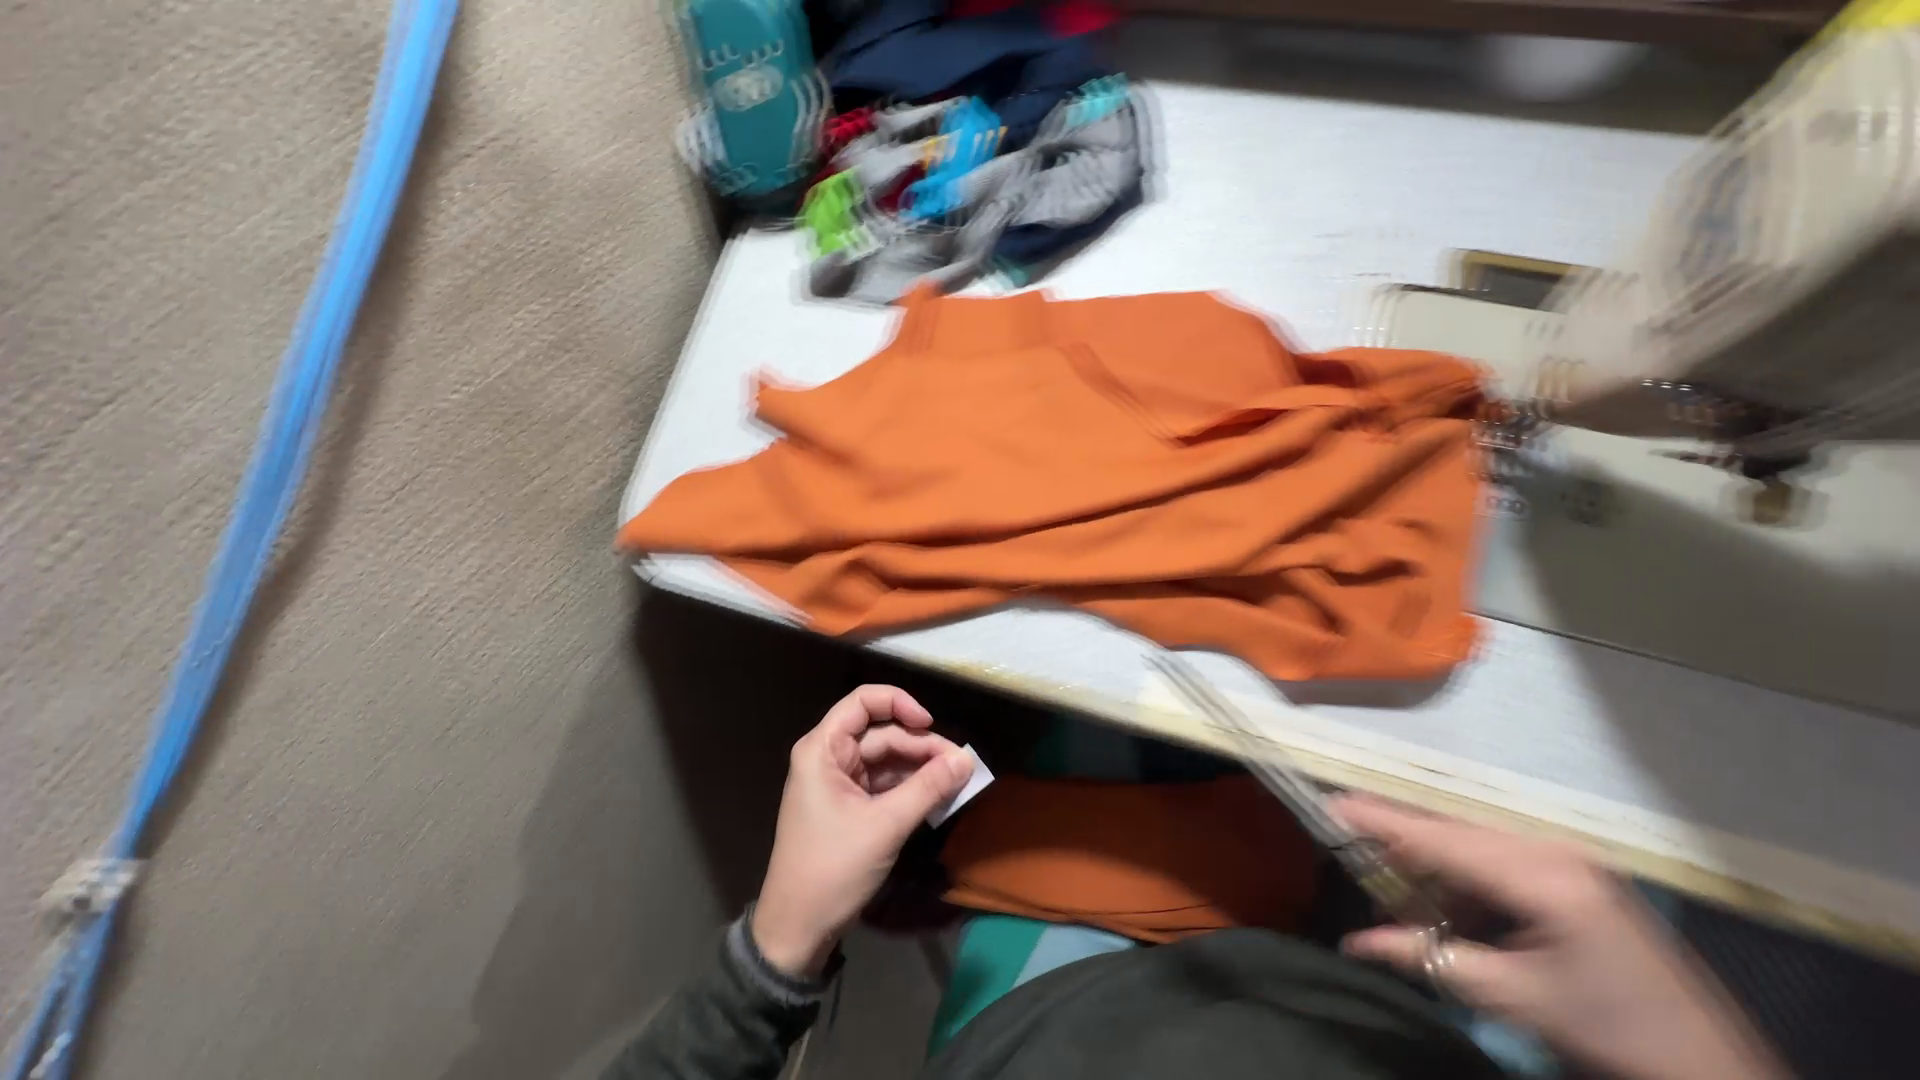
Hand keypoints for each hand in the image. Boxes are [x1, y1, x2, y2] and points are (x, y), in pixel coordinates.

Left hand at [751, 685, 974, 978]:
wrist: (798, 928)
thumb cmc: (833, 868)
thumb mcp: (886, 825)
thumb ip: (928, 787)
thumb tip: (967, 759)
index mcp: (822, 750)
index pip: (862, 702)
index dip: (899, 703)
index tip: (931, 725)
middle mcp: (828, 759)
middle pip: (881, 734)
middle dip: (921, 747)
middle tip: (960, 766)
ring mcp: (839, 784)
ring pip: (887, 760)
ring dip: (920, 769)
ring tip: (956, 782)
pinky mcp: (850, 808)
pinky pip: (885, 785)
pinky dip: (911, 788)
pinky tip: (938, 798)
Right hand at [1332, 796, 1788, 1079]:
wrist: (1707, 1069)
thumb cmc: (1609, 1032)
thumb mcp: (1512, 998)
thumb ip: (1428, 957)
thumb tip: (1357, 942)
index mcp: (1542, 876)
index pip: (1443, 838)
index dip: (1385, 822)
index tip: (1335, 805)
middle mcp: (1554, 852)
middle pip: (1457, 836)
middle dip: (1408, 854)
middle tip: (1364, 871)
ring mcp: (1570, 861)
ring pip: (1477, 849)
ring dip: (1439, 876)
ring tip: (1412, 914)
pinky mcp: (1578, 878)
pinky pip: (1503, 864)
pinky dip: (1470, 886)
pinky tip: (1457, 918)